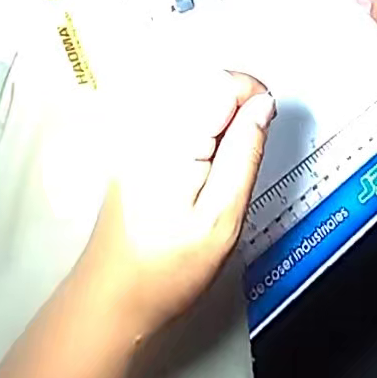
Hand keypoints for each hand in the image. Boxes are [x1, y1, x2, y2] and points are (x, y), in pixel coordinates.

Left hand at [67, 70, 275, 341]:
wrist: (112, 297)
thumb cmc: (162, 269)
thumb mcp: (222, 219)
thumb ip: (246, 152)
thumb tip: (264, 106)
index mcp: (170, 139)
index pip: (223, 81)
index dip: (254, 96)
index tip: (265, 123)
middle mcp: (147, 125)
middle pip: (207, 80)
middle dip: (236, 104)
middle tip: (244, 147)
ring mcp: (135, 129)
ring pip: (193, 89)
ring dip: (218, 111)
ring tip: (220, 160)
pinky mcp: (133, 138)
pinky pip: (176, 106)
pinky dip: (199, 120)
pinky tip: (198, 159)